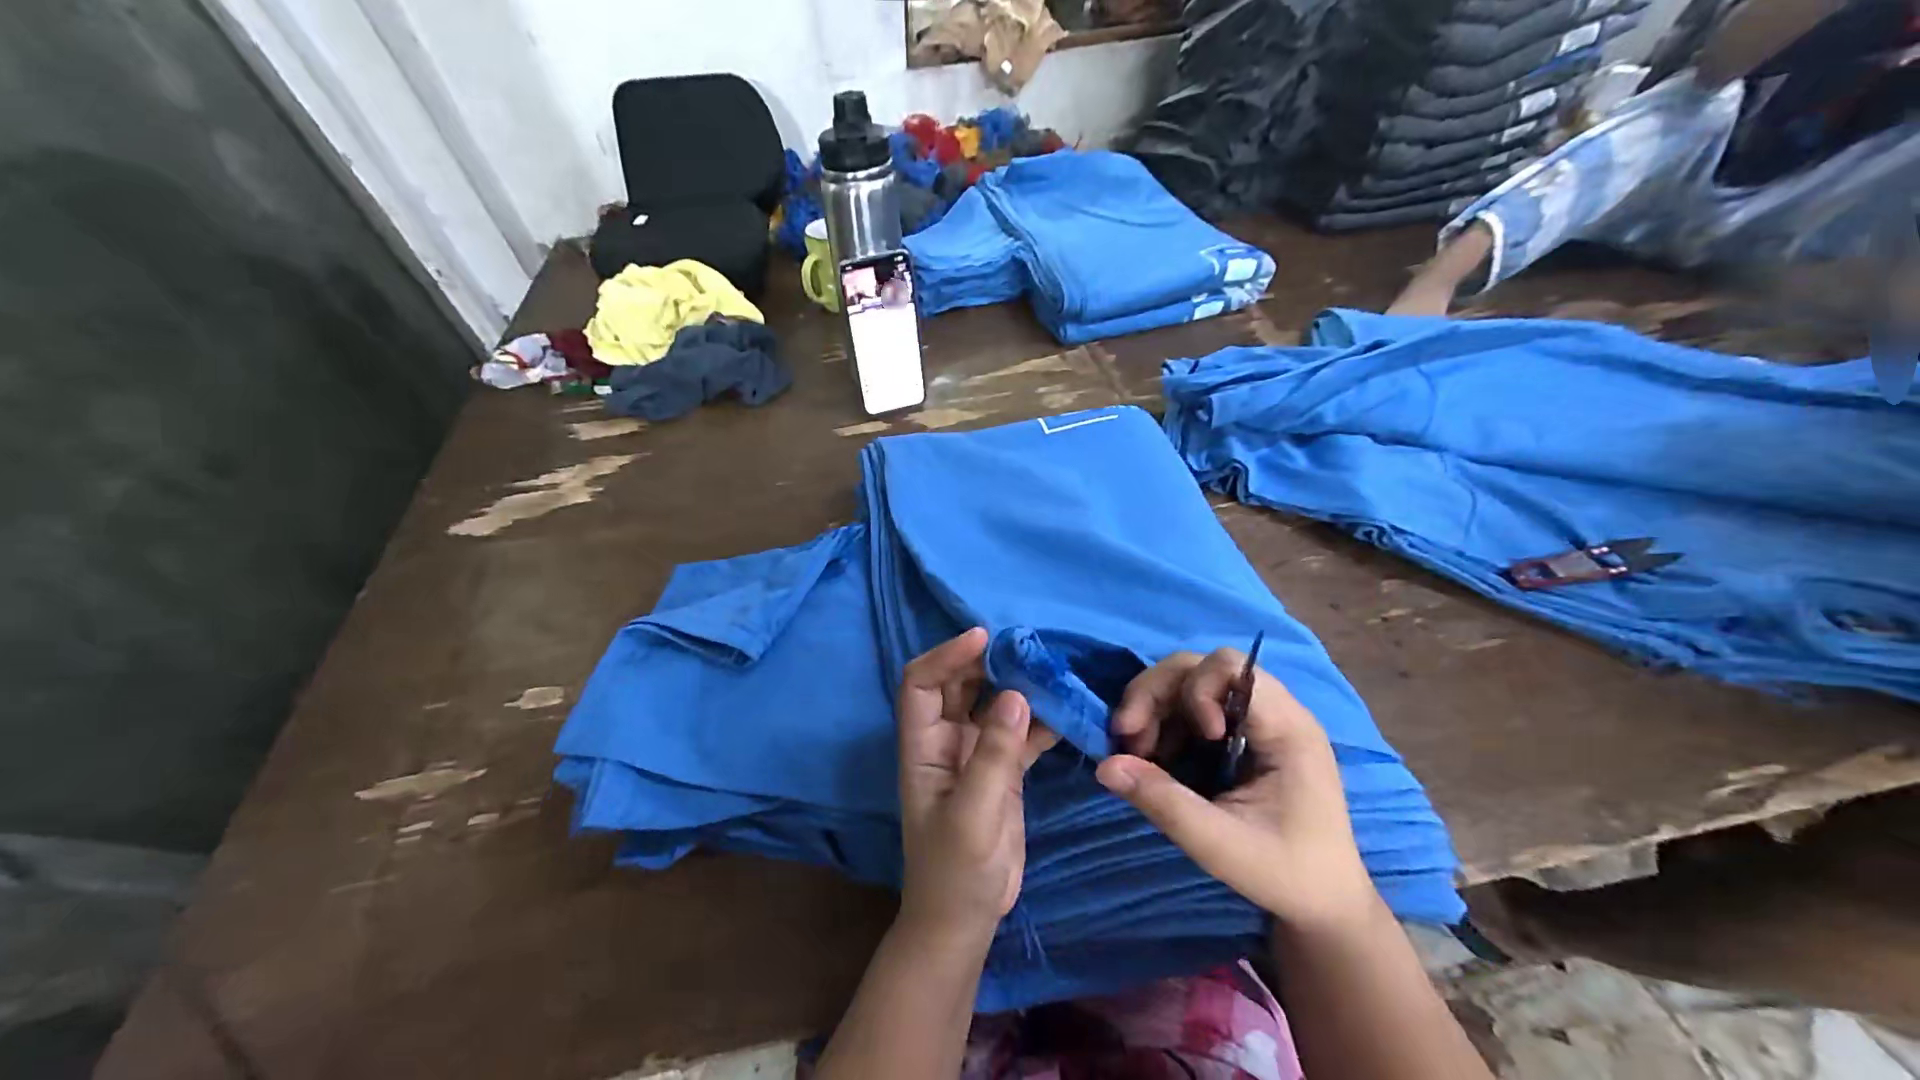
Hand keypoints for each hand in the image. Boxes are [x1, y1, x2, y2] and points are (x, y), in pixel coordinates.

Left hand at [896, 628, 1058, 940]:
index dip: (946, 655)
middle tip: (1028, 646)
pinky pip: (1021, 732)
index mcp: (922, 745)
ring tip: (1053, 669)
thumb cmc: (954, 870)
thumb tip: (1016, 695)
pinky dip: (1042, 719)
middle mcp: (946, 740)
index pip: (921, 684)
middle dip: (987, 661)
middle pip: (958, 685)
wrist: (965, 919)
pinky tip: (1069, 710)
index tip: (984, 637)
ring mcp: (975, 753)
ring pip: (992, 703)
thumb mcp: (973, 814)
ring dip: (1017, 684)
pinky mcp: (1003, 770)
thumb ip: (993, 755)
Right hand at [1096, 649, 1377, 930]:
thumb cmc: (1286, 874)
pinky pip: (1189, 707)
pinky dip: (1162, 723)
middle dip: (1155, 694)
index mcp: (1287, 728)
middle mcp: (1271, 711)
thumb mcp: (1221, 845)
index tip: (1188, 740)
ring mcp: (1252, 721)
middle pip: (1199, 667)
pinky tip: (1151, 757)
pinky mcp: (1237, 735)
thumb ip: (1164, 802)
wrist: (1324, 901)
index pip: (1231, 667)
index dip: (1195, 689)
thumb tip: (1106, 766)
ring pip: (1188, 682)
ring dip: (1153, 708)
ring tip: (1135, 751)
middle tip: (1128, 737)